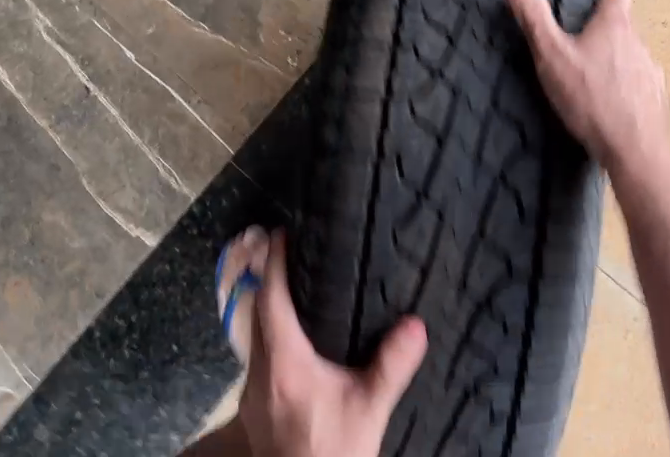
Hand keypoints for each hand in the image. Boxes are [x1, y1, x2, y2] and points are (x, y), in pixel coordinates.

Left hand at [238, 231, 428, 456]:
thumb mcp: (368, 409)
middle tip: (289, 248)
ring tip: (293, 282)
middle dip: (270, 278)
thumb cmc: (333, 449)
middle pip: (257, 312)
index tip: (282, 234)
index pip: (270, 301)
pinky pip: (259, 354)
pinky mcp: (255, 407)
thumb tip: (416, 324)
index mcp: (284, 363)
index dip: (275, 264)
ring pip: (255, 335)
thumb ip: (391, 366)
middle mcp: (260, 372)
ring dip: (269, 305)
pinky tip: (292, 334)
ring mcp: (253, 391)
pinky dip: (272, 331)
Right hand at [505, 0, 669, 179]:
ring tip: (592, 66)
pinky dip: (624, 83)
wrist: (636, 151)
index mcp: (614, 25)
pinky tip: (610, 99)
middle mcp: (638, 42)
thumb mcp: (552, 54)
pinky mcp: (656, 100)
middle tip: (581, 26)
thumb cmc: (591, 97)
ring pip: (630, 54)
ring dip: (614, 54)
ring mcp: (651, 72)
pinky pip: (637, 82)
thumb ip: (533, 15)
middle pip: (623, 22)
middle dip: (604, 22)